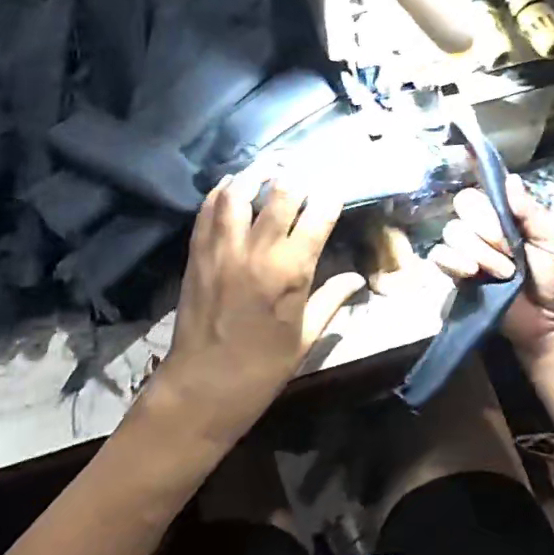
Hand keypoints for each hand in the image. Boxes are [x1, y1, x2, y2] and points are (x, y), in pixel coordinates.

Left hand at [154, 172, 364, 446]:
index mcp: (292, 272)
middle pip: (280, 195)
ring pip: (239, 194)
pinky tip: (229, 184)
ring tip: (267, 166)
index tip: (336, 188)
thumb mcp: (306, 337)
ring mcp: (223, 249)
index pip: (317, 216)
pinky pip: (207, 212)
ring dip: (255, 175)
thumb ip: (331, 300)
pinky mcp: (197, 254)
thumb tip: (356, 278)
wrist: (202, 388)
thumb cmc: (263, 368)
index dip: (329, 197)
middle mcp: (259, 251)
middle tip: (302, 171)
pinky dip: (219, 192)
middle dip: (295, 178)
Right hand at [428, 176, 553, 362]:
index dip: (475, 169)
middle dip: (485, 225)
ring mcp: (469, 250)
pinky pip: (440, 256)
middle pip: (464, 204)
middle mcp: (485, 226)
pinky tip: (471, 272)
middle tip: (509, 248)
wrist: (553, 325)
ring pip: (454, 231)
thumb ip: (531, 213)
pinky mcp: (457, 274)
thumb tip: (510, 179)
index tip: (466, 152)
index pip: (486, 185)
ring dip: (478, 250)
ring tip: (503, 272)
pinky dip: (453, 260)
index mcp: (509, 214)